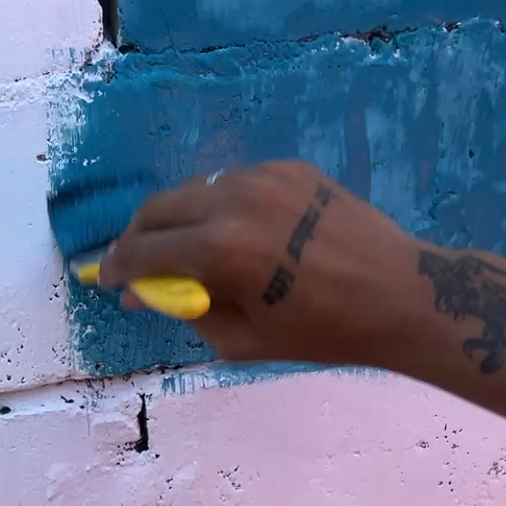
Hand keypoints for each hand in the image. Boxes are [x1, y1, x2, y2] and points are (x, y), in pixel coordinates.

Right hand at [96, 160, 424, 366]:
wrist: (401, 294)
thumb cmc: (320, 332)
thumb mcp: (240, 338)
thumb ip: (182, 309)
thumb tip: (139, 292)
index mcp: (221, 250)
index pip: (142, 250)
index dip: (115, 265)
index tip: (104, 276)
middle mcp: (234, 201)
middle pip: (156, 208)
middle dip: (136, 236)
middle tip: (135, 261)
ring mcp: (263, 176)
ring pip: (191, 190)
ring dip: (174, 218)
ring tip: (181, 245)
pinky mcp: (287, 167)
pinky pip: (230, 182)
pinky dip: (215, 205)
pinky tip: (231, 230)